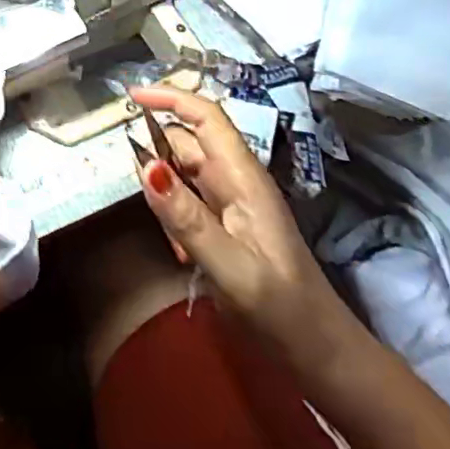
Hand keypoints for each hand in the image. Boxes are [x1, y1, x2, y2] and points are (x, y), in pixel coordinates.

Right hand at [128, 86, 347, 355]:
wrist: (318, 354)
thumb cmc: (281, 309)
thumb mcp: (231, 266)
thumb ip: (186, 218)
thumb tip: (146, 166)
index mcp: (243, 177)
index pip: (206, 117)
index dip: (170, 97)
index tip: (131, 94)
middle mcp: (235, 180)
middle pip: (186, 141)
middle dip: (156, 152)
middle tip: (134, 182)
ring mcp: (230, 202)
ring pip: (182, 171)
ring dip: (164, 190)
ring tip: (171, 238)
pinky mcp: (224, 223)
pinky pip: (186, 200)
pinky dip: (172, 214)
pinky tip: (178, 251)